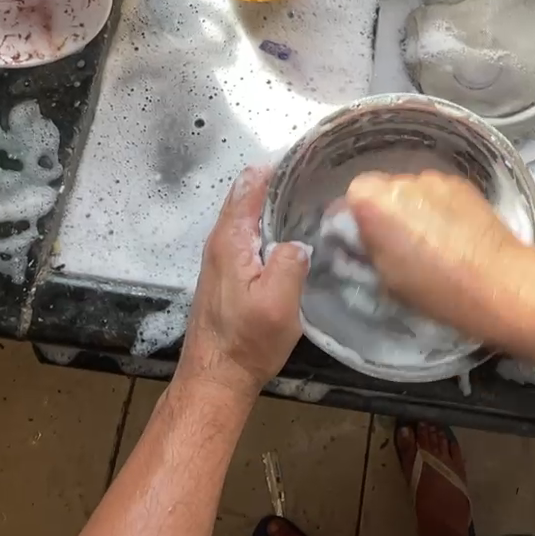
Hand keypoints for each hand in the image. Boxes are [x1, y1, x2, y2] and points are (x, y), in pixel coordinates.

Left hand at [179, 166, 310, 399]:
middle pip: (248, 195)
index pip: (250, 185)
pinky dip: (270, 223)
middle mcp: (221, 241)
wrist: (216, 379)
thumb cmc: (246, 342)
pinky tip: (294, 232)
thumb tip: (299, 241)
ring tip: (311, 197)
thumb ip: (290, 262)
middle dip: (279, 180)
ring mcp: (222, 256)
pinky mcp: (228, 272)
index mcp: (231, 240)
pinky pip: (250, 233)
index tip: (308, 156)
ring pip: (249, 215)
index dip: (277, 167)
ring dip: (275, 202)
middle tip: (318, 174)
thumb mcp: (278, 302)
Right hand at [343, 170, 534, 334]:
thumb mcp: (385, 277)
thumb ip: (366, 248)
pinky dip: (439, 208)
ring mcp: (435, 179)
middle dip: (387, 211)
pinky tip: (453, 234)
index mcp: (374, 202)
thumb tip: (362, 238)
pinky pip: (439, 193)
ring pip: (413, 191)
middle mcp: (402, 180)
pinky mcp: (463, 183)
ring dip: (414, 208)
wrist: (500, 283)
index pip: (352, 195)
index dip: (357, 218)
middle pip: (383, 189)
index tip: (367, 240)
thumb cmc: (436, 288)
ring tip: (431, 240)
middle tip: (398, 243)